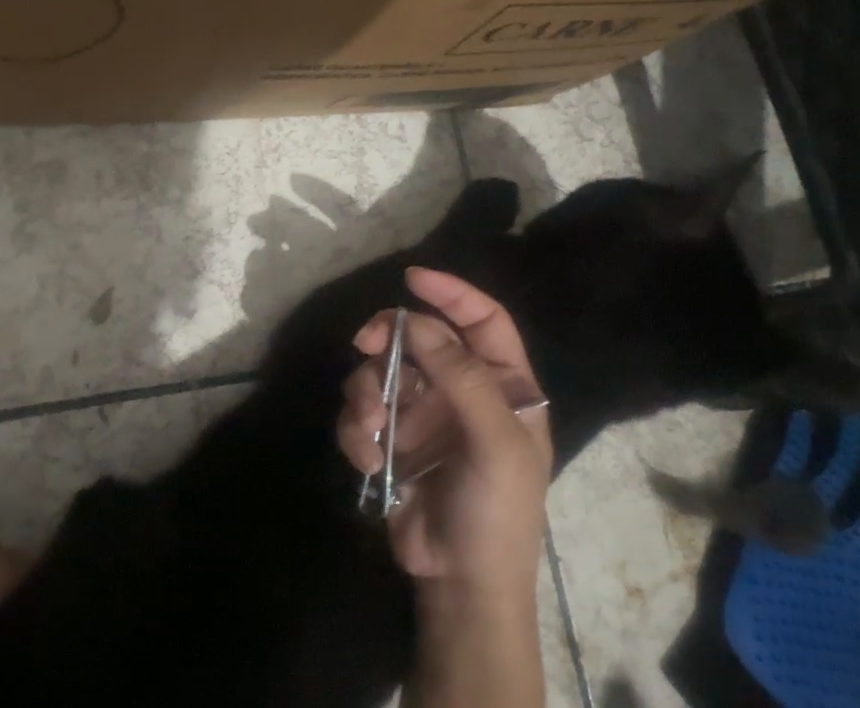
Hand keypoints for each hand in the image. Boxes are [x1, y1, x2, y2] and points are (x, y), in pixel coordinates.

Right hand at [338, 267, 553, 590]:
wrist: (460, 582)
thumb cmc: (496, 511)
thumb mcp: (496, 444)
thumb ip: (463, 378)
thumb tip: (418, 322)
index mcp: (503, 387)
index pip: (483, 321)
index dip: (452, 293)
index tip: (413, 278)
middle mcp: (460, 392)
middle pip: (417, 339)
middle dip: (386, 341)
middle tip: (362, 344)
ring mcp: (422, 416)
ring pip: (380, 373)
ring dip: (365, 394)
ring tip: (371, 428)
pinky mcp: (389, 441)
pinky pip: (360, 415)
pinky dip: (356, 433)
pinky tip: (368, 461)